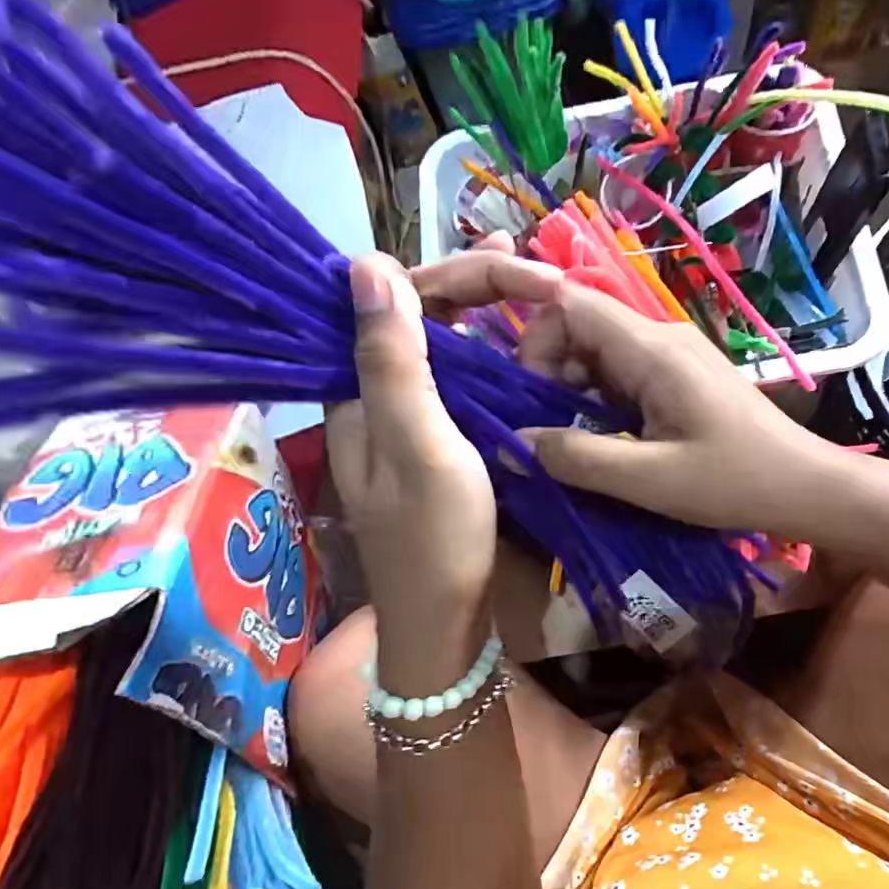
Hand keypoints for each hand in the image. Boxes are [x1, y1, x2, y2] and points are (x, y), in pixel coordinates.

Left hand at [328, 254, 504, 688]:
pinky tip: (517, 356)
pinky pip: (455, 391)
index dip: (445, 273)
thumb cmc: (435, 540)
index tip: (509, 261)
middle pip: (411, 323)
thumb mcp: (417, 447)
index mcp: (355, 395)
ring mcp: (404, 432)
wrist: (447, 627)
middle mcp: (371, 405)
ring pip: (436, 356)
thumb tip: (367, 264)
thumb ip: (394, 363)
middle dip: (469, 287)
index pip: (385, 304)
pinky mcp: (433, 455)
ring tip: (533, 294)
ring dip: (480, 321)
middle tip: (531, 266)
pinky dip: (486, 364)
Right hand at [511, 282, 842, 532]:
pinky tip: (611, 441)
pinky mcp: (683, 376)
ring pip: (601, 353)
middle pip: (581, 327)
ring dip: (576, 393)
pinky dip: (603, 402)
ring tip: (580, 443)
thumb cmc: (734, 481)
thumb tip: (511, 442)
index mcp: (652, 349)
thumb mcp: (649, 480)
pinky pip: (625, 374)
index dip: (534, 342)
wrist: (804, 484)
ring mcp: (675, 355)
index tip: (529, 399)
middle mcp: (661, 337)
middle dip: (551, 373)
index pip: (568, 303)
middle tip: (551, 431)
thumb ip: (577, 459)